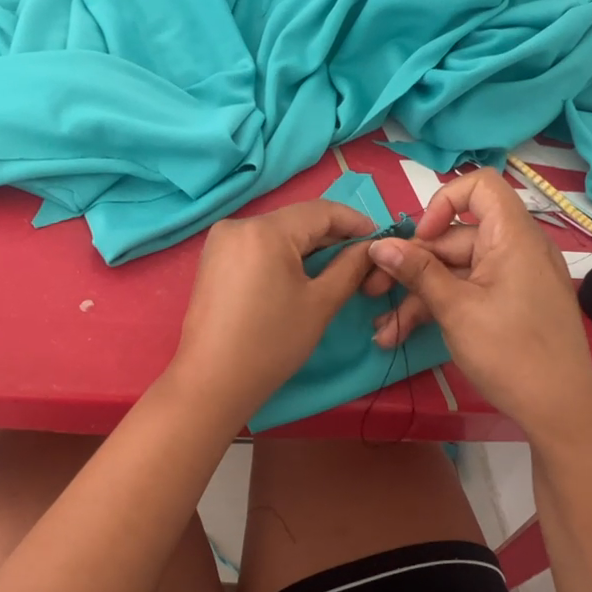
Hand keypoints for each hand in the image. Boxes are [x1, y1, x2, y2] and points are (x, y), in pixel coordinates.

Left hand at [169, 200, 376, 421]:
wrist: (212, 381)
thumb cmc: (271, 343)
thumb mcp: (320, 303)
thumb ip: (350, 267)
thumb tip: (371, 247)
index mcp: (265, 230)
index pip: (321, 210)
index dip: (355, 222)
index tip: (379, 239)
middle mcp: (238, 225)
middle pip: (296, 220)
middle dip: (332, 236)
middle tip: (362, 259)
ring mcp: (220, 242)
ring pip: (276, 233)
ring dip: (307, 247)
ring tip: (336, 269)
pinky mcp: (212, 261)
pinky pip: (257, 246)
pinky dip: (282, 255)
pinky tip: (300, 275)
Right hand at [363, 168, 591, 438]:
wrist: (560, 409)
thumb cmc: (510, 351)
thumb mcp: (455, 310)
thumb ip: (417, 272)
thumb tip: (378, 245)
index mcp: (512, 237)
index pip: (479, 187)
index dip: (442, 204)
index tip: (419, 239)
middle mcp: (515, 249)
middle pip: (455, 238)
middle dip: (410, 265)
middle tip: (372, 291)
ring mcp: (513, 279)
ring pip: (454, 272)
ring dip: (416, 297)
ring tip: (383, 331)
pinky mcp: (509, 305)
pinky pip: (468, 292)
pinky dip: (437, 309)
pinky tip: (401, 336)